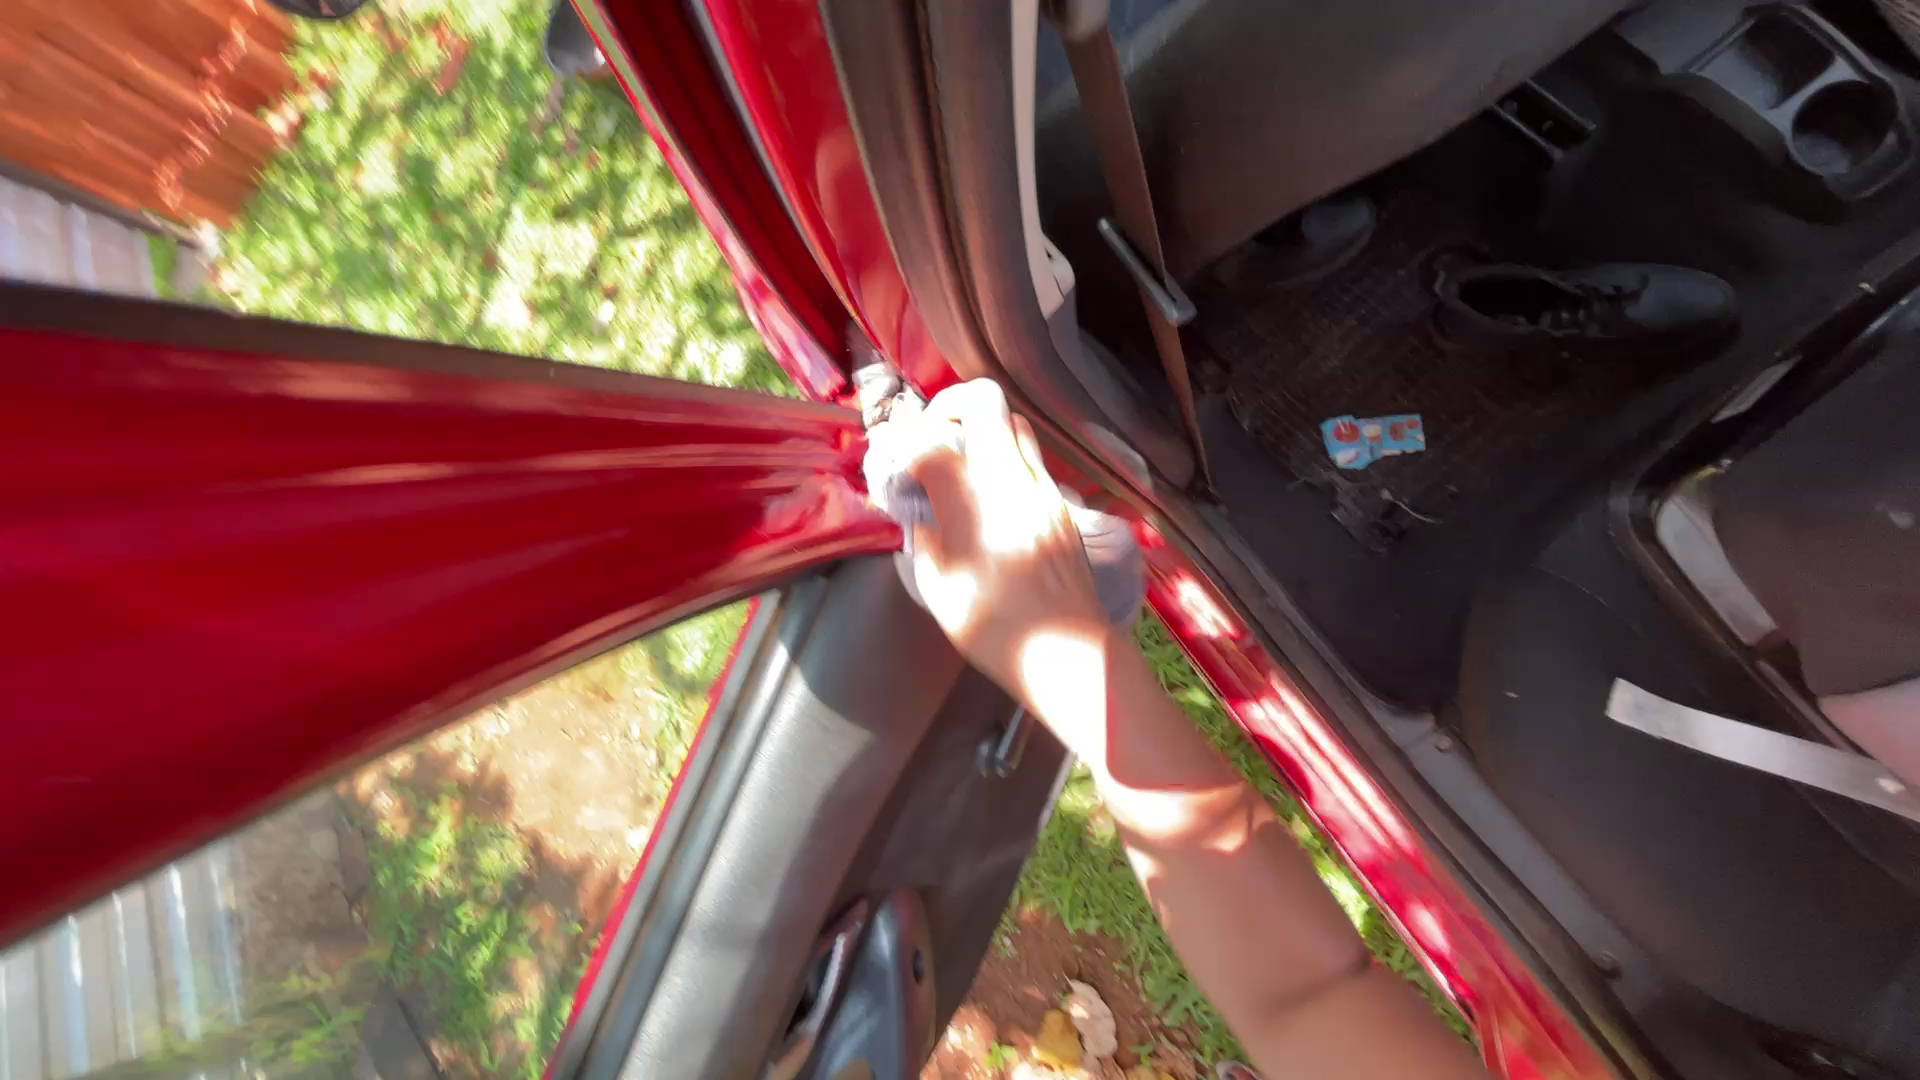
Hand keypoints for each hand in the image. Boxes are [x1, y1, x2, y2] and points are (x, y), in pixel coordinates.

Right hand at [878, 380, 1108, 711]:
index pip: (931, 436)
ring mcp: (1044, 487)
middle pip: (985, 401)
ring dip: (985, 429)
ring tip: (965, 464)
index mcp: (972, 496)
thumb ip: (925, 538)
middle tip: (934, 437)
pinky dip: (1008, 459)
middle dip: (950, 407)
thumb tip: (925, 516)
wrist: (1068, 649)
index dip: (905, 439)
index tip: (897, 460)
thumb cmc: (994, 626)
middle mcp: (1011, 477)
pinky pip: (1033, 460)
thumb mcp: (938, 587)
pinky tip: (996, 498)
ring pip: (1016, 424)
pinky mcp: (1063, 505)